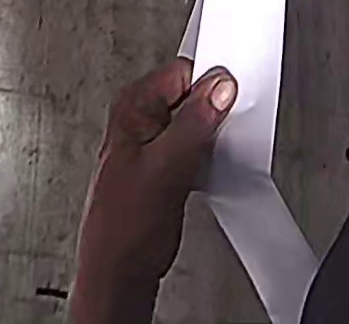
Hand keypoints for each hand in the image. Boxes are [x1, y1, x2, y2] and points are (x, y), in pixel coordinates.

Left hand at [71, 59, 236, 323]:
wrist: (120, 278)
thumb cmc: (123, 229)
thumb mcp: (165, 167)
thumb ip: (195, 123)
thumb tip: (220, 87)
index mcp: (132, 106)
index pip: (183, 72)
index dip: (209, 83)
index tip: (228, 97)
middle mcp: (140, 117)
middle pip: (192, 92)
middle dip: (210, 110)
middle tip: (215, 131)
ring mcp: (154, 139)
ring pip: (197, 117)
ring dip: (209, 133)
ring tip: (203, 156)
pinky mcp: (167, 159)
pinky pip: (197, 139)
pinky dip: (208, 149)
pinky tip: (204, 167)